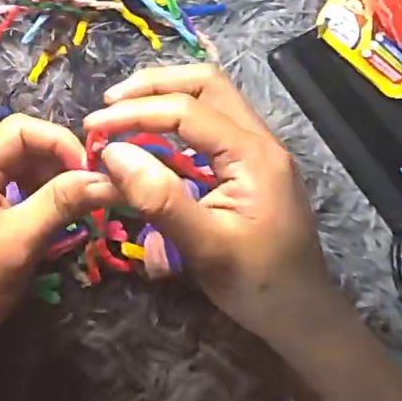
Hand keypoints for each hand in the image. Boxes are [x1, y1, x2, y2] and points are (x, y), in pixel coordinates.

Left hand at [0, 115, 116, 388]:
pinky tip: (58, 214)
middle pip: (21, 143)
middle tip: (93, 190)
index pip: (21, 129)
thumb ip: (61, 203)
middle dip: (60, 162)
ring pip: (20, 164)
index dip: (61, 143)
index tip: (92, 173)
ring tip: (80, 204)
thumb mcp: (19, 243)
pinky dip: (38, 195)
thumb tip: (109, 179)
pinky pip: (12, 185)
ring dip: (52, 179)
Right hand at [83, 65, 342, 344]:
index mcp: (253, 155)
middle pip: (205, 82)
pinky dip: (175, 115)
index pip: (186, 110)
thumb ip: (160, 199)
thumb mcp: (207, 249)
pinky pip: (210, 119)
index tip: (94, 128)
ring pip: (209, 95)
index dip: (135, 112)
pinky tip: (151, 134)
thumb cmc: (260, 285)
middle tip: (110, 104)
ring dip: (164, 94)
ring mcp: (256, 148)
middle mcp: (258, 139)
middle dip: (152, 85)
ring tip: (123, 110)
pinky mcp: (248, 161)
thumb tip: (112, 153)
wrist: (308, 318)